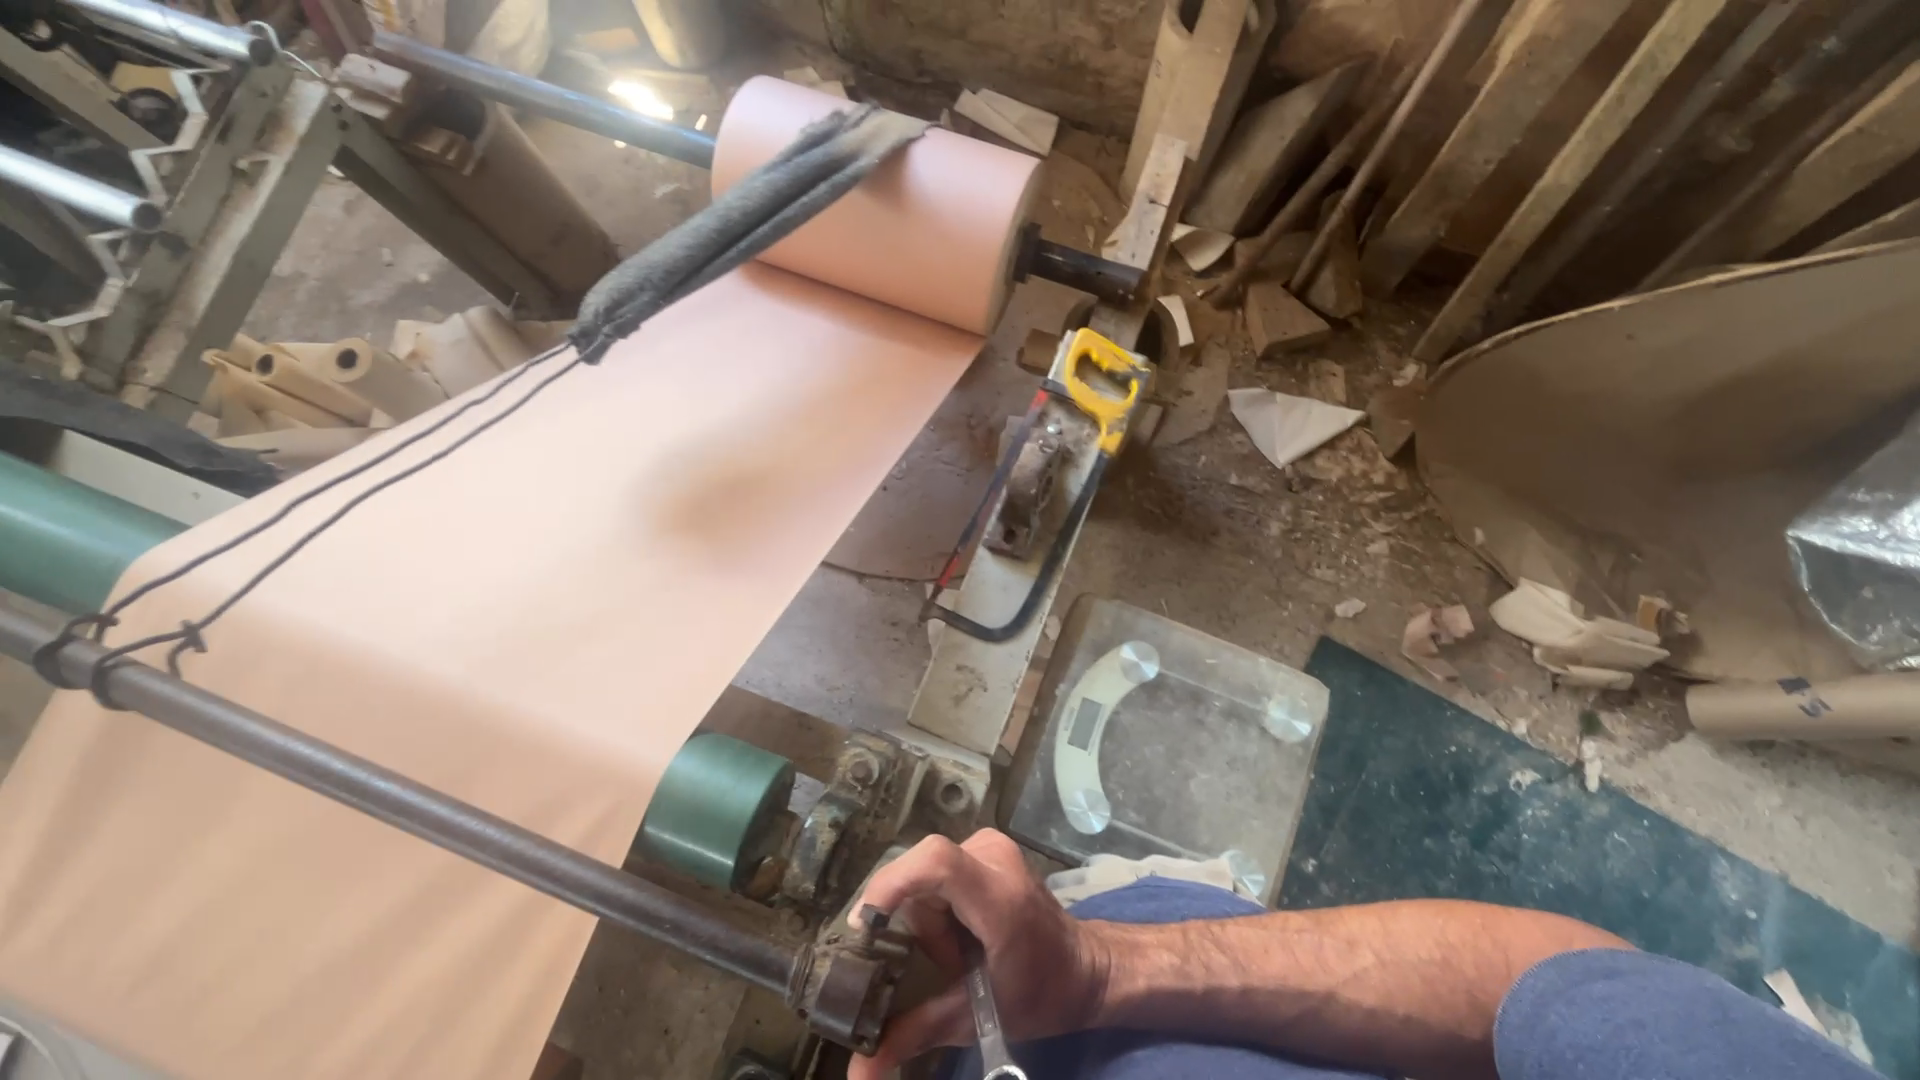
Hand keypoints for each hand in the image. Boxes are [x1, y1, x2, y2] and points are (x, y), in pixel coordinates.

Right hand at [846, 829, 1112, 1079]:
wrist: (1085, 968)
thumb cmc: (1039, 994)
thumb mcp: (976, 1019)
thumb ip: (914, 1034)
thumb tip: (859, 1072)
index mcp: (998, 897)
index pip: (935, 863)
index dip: (891, 884)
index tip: (867, 926)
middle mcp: (994, 857)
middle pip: (922, 878)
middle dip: (919, 924)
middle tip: (946, 964)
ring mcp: (991, 845)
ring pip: (927, 875)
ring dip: (931, 918)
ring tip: (961, 953)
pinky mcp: (987, 845)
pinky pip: (939, 869)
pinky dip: (940, 904)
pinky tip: (964, 932)